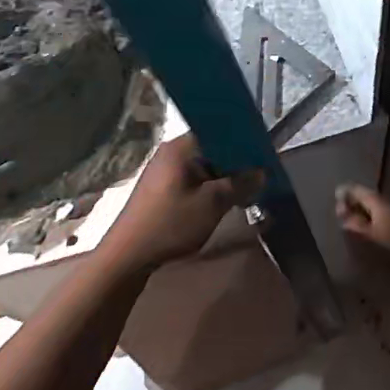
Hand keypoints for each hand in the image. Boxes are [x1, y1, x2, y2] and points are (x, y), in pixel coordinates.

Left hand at [103, 134, 263, 270]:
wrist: (126, 258)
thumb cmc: (170, 224)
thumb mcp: (212, 204)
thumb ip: (240, 184)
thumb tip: (262, 172)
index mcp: (181, 147)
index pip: (219, 131)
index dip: (243, 142)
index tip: (262, 156)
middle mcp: (171, 152)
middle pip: (213, 149)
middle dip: (235, 163)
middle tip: (258, 178)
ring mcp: (164, 170)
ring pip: (204, 166)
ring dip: (223, 178)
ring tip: (244, 192)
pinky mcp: (161, 188)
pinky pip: (193, 179)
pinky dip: (209, 187)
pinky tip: (221, 202)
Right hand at [336, 183, 389, 343]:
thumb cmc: (381, 269)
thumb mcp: (358, 241)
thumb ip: (350, 220)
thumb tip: (345, 206)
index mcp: (389, 212)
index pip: (368, 194)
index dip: (351, 192)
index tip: (335, 192)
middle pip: (375, 207)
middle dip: (357, 207)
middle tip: (336, 210)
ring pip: (378, 224)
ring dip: (362, 224)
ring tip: (342, 229)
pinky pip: (381, 238)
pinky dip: (368, 238)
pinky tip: (356, 248)